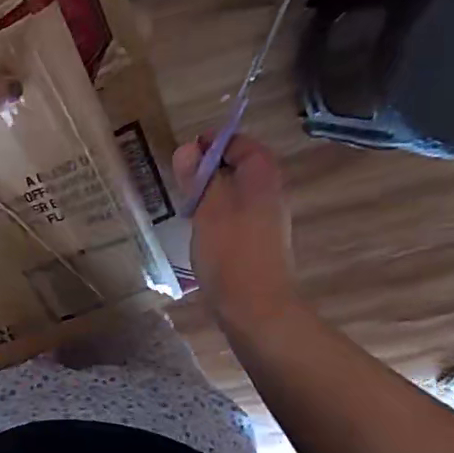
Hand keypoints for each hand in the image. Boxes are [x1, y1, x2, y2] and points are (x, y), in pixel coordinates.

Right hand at [173, 133, 302, 332]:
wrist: (256, 309)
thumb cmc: (231, 253)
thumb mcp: (208, 208)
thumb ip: (199, 176)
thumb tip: (189, 149)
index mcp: (263, 177)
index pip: (242, 143)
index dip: (215, 143)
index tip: (187, 154)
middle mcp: (271, 195)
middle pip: (241, 169)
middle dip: (210, 170)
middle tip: (182, 182)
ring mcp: (268, 223)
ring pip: (237, 196)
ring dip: (212, 195)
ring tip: (186, 207)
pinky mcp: (259, 246)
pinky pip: (237, 219)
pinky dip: (218, 217)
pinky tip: (200, 234)